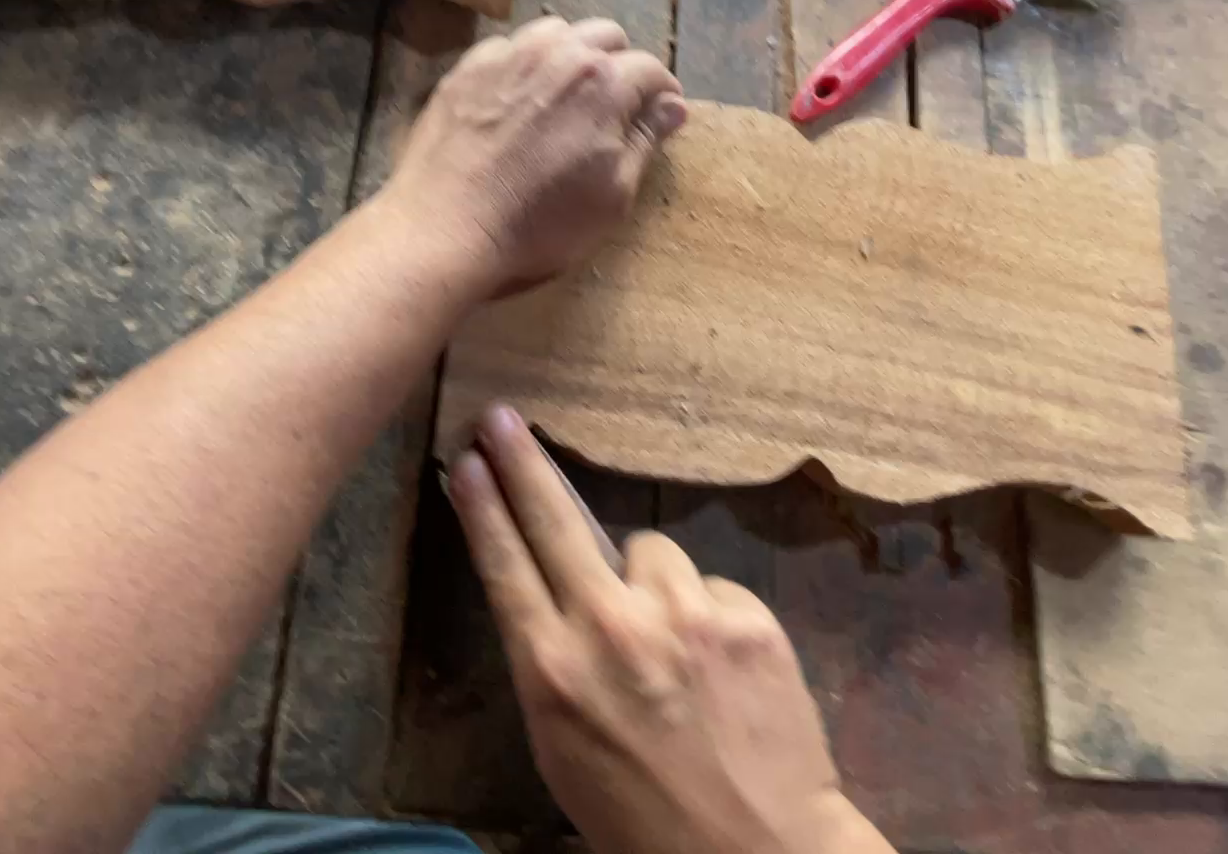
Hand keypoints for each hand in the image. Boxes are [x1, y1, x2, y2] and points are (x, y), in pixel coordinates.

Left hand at [381, 16, 686, 296]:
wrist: (445, 228)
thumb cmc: (538, 225)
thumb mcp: (611, 196)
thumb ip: (645, 142)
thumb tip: (673, 106)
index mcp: (603, 82)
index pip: (651, 70)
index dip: (661, 94)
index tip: (660, 114)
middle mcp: (557, 53)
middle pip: (604, 37)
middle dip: (619, 66)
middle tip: (613, 106)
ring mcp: (505, 55)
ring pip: (554, 34)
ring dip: (570, 57)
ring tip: (563, 97)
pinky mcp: (465, 69)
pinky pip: (506, 51)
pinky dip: (523, 68)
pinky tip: (515, 103)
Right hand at [445, 404, 896, 853]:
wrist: (761, 853)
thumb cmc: (639, 810)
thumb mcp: (560, 743)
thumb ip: (549, 656)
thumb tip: (551, 588)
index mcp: (552, 669)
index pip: (503, 565)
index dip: (481, 507)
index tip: (465, 459)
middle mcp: (608, 628)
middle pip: (553, 521)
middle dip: (521, 463)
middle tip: (501, 418)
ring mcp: (681, 616)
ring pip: (648, 550)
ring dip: (650, 581)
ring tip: (671, 642)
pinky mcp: (744, 615)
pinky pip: (708, 584)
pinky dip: (706, 612)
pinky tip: (719, 663)